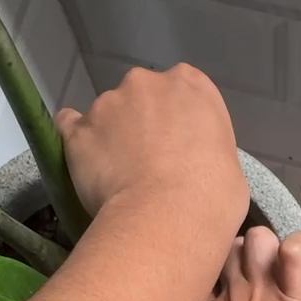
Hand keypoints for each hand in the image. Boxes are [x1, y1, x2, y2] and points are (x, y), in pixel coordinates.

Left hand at [54, 64, 247, 226]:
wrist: (169, 218)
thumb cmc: (213, 197)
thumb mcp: (230, 166)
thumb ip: (206, 150)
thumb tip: (195, 166)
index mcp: (192, 85)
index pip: (181, 92)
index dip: (177, 123)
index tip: (177, 150)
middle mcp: (148, 82)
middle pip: (141, 99)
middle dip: (141, 126)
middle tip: (148, 166)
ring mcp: (108, 103)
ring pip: (106, 116)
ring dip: (111, 139)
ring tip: (118, 179)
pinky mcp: (79, 131)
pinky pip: (70, 128)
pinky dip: (77, 144)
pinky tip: (86, 166)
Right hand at [182, 227, 300, 300]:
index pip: (199, 275)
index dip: (208, 276)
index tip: (217, 290)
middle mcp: (228, 295)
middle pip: (225, 249)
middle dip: (235, 256)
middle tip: (248, 278)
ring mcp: (262, 289)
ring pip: (257, 239)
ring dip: (265, 249)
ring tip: (275, 268)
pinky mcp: (298, 294)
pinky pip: (298, 248)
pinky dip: (299, 250)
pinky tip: (299, 261)